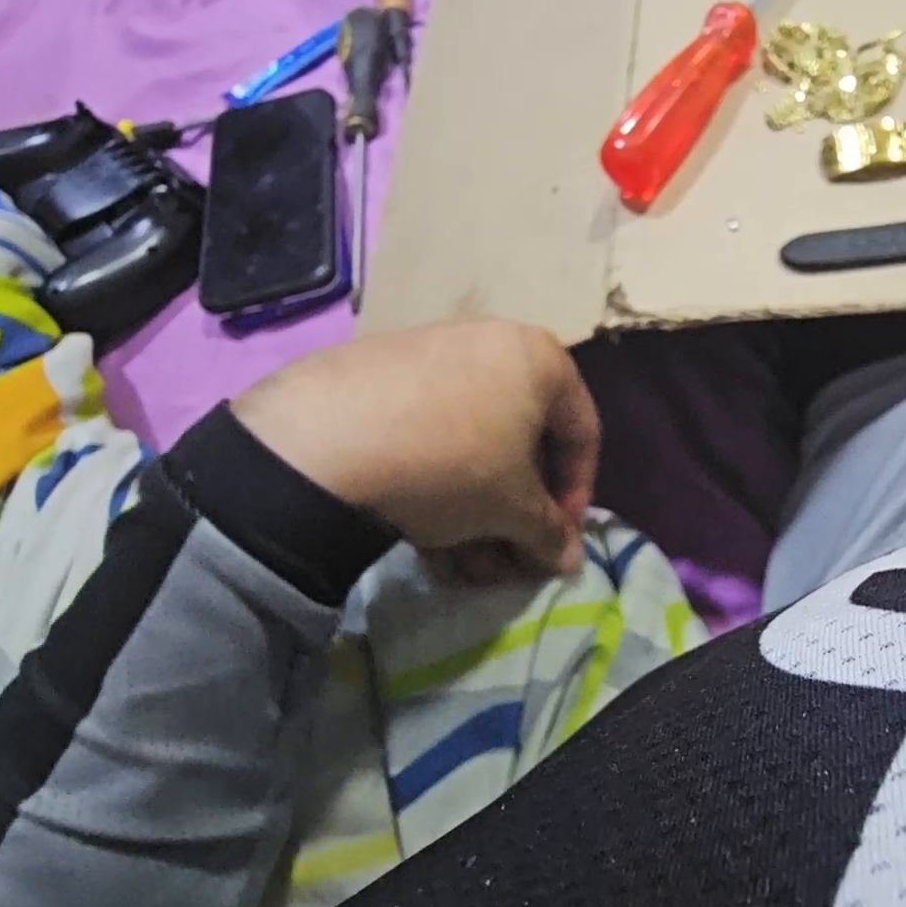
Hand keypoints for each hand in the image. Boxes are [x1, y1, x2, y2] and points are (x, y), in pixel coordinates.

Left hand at [231, 320, 600, 577]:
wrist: (322, 441)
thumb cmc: (456, 463)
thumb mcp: (515, 509)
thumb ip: (552, 534)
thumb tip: (570, 561)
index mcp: (541, 359)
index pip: (582, 434)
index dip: (577, 495)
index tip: (558, 538)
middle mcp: (493, 343)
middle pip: (523, 441)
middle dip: (519, 511)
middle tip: (509, 558)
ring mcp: (431, 354)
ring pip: (473, 444)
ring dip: (479, 511)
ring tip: (464, 563)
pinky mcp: (378, 374)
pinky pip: (429, 435)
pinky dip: (436, 484)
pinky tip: (423, 535)